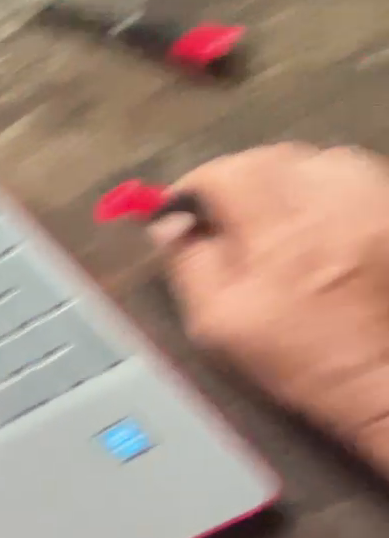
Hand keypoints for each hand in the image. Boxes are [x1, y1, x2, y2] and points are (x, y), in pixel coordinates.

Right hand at [152, 143, 388, 466]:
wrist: (386, 379)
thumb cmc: (293, 355)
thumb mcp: (215, 320)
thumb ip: (189, 264)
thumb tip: (169, 224)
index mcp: (279, 238)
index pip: (229, 174)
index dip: (193, 184)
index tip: (177, 208)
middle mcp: (336, 212)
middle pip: (276, 158)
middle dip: (236, 176)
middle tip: (219, 208)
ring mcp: (380, 213)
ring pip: (324, 160)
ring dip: (286, 177)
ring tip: (270, 207)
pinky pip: (363, 178)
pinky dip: (327, 186)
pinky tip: (315, 215)